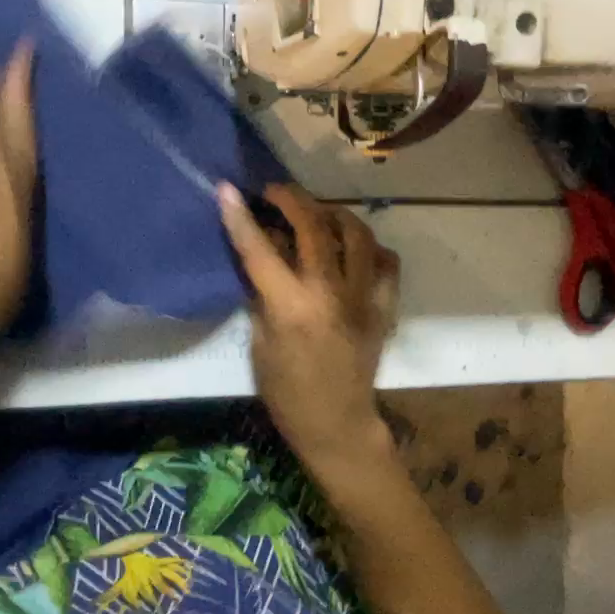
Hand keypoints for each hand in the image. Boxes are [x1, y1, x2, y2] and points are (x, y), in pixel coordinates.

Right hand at [217, 183, 400, 463]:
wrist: (338, 425)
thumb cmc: (287, 393)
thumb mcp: (260, 346)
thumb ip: (261, 296)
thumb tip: (259, 256)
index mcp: (291, 307)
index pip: (261, 250)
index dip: (241, 216)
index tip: (228, 189)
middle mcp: (330, 293)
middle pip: (313, 226)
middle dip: (291, 199)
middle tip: (274, 192)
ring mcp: (364, 297)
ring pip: (356, 233)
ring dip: (332, 213)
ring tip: (315, 213)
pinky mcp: (385, 307)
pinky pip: (386, 261)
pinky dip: (369, 247)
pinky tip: (352, 249)